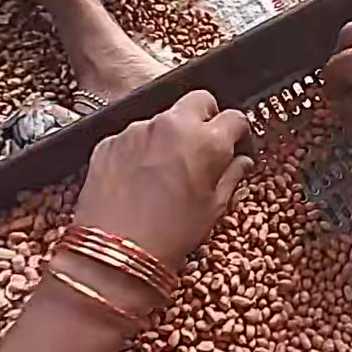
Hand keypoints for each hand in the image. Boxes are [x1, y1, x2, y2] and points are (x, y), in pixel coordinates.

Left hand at [72, 90, 252, 268]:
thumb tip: (241, 162)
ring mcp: (138, 130)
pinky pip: (135, 136)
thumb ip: (232, 176)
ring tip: (168, 169)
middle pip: (200, 100)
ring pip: (164, 119)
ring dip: (172, 135)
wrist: (116, 251)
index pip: (235, 117)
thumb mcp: (214, 208)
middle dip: (207, 117)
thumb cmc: (171, 234)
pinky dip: (143, 149)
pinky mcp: (110, 141)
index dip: (239, 132)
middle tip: (205, 144)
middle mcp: (172, 125)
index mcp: (207, 141)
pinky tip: (141, 178)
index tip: (237, 146)